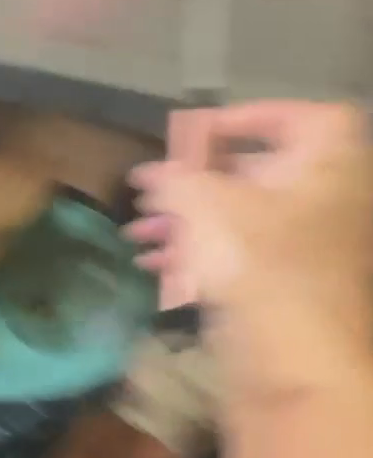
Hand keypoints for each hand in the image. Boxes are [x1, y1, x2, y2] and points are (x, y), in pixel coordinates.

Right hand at [127, 101, 372, 395]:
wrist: (290, 340)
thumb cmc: (257, 261)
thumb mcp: (207, 207)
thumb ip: (176, 181)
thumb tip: (152, 172)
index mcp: (323, 167)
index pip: (301, 118)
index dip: (250, 117)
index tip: (194, 134)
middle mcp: (321, 195)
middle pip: (258, 170)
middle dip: (196, 179)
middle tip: (150, 190)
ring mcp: (302, 237)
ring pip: (237, 212)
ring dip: (182, 218)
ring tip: (135, 233)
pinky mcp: (278, 272)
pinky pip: (233, 247)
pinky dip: (192, 249)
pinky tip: (151, 263)